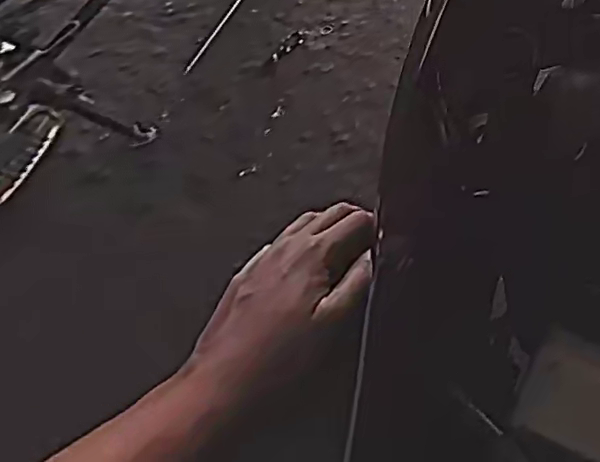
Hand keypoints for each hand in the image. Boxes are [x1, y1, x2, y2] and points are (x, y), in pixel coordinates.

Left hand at [180, 203, 375, 401]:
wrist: (219, 387)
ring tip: (340, 253)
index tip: (381, 244)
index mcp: (314, 252)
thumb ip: (359, 280)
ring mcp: (264, 257)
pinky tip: (304, 268)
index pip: (356, 218)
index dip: (375, 227)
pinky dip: (301, 242)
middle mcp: (288, 245)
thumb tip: (373, 255)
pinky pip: (281, 242)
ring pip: (305, 222)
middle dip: (354, 220)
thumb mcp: (333, 322)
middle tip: (367, 244)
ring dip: (328, 227)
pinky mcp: (246, 274)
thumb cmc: (278, 360)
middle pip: (332, 212)